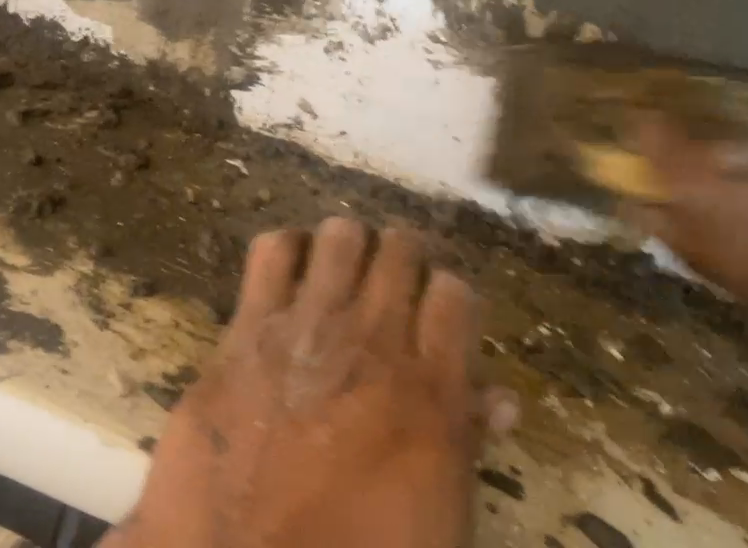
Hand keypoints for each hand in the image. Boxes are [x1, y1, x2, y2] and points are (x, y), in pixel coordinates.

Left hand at [107, 218, 516, 547]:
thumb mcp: (437, 511)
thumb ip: (466, 439)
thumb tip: (501, 397)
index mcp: (430, 388)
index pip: (457, 293)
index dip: (450, 295)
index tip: (439, 311)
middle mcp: (373, 340)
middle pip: (401, 250)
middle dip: (402, 259)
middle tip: (391, 285)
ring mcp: (306, 326)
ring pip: (342, 236)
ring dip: (348, 247)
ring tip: (342, 272)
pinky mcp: (246, 329)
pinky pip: (272, 251)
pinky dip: (286, 251)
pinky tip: (289, 273)